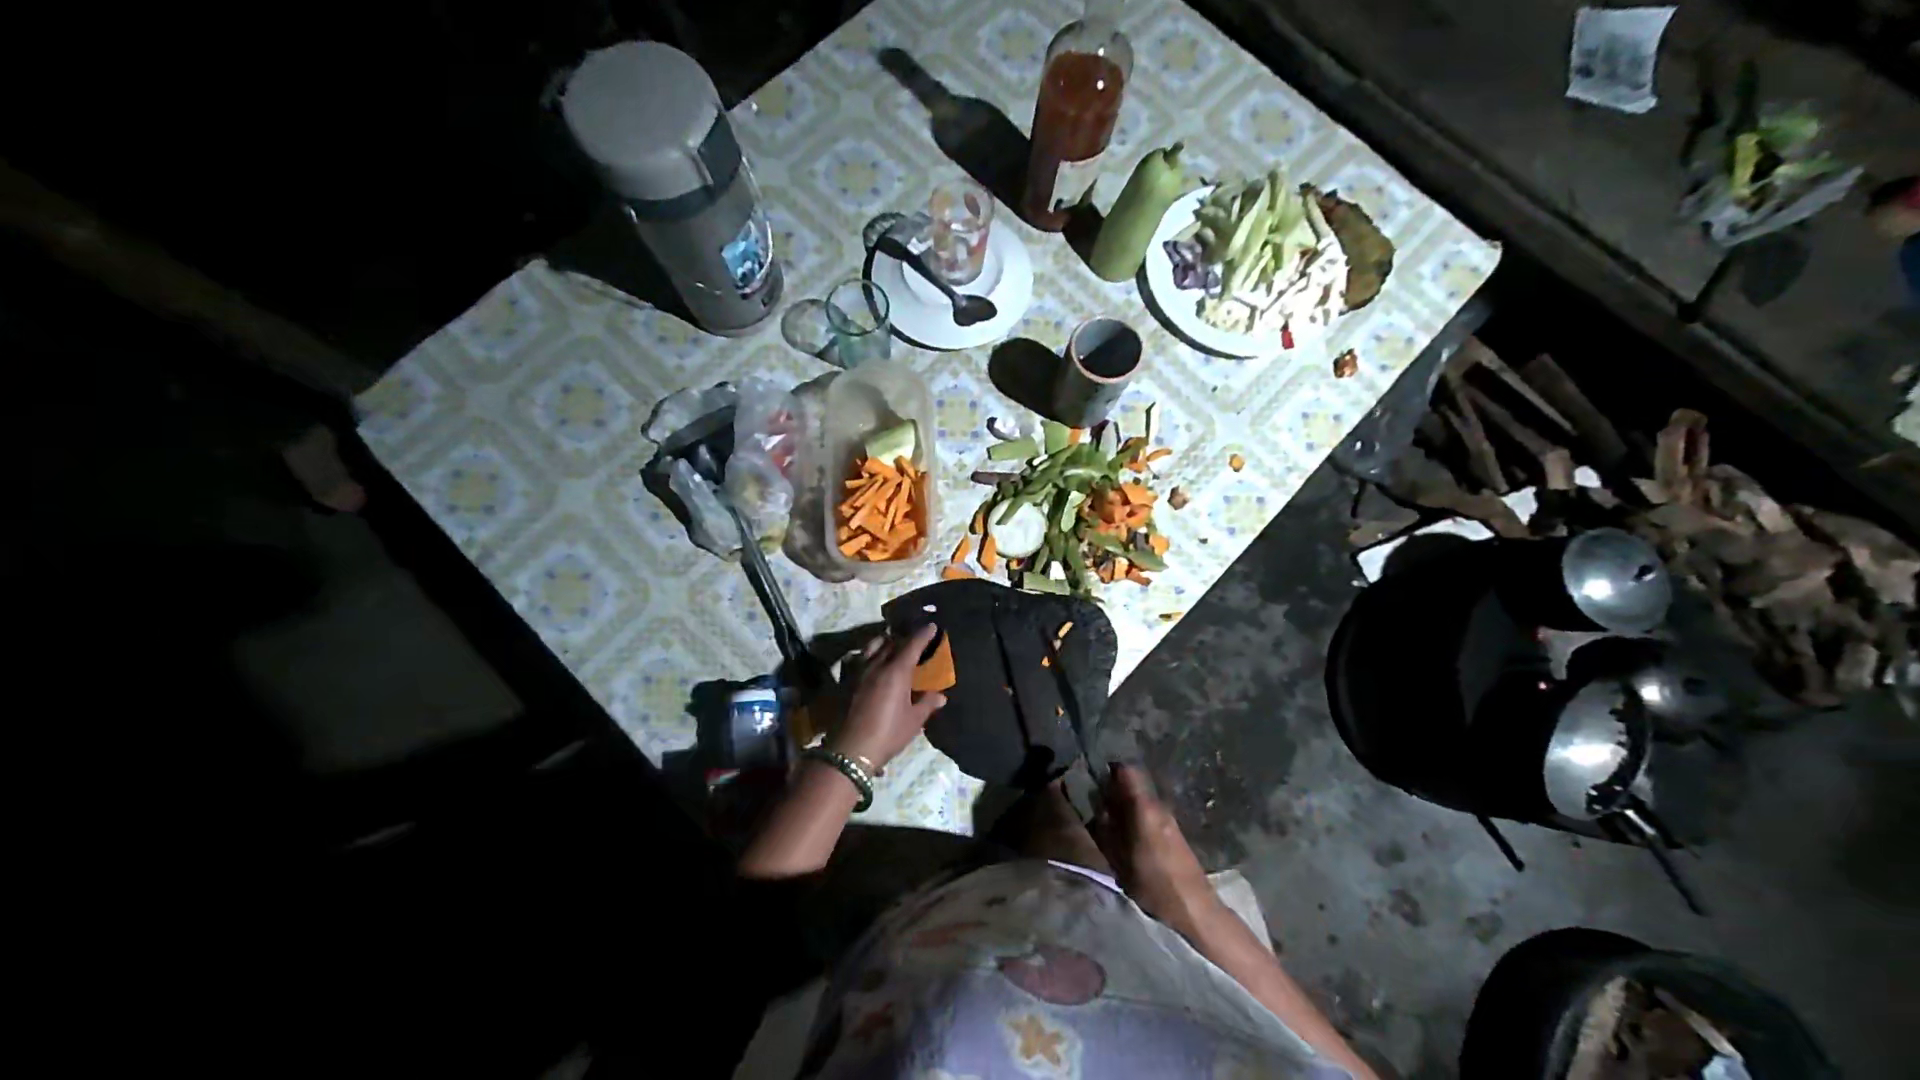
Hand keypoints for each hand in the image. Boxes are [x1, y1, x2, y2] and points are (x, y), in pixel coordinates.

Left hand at [829, 623, 947, 771]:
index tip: (932, 626)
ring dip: (884, 643)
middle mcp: (876, 665)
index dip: (923, 634)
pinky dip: (868, 656)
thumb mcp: (913, 721)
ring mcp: (859, 672)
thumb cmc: (888, 734)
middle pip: (891, 642)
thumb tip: (941, 696)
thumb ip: (927, 704)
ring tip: (892, 647)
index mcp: (896, 671)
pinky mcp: (847, 682)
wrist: (851, 750)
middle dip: (904, 638)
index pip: (912, 645)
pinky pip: (858, 660)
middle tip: (914, 641)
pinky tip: (871, 664)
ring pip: (872, 647)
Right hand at [1094, 763, 1221, 934]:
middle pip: (1131, 782)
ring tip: (1103, 813)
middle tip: (1091, 796)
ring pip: (1138, 797)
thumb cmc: (1154, 884)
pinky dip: (1132, 813)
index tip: (1090, 771)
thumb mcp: (1119, 860)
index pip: (1126, 769)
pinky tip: (1122, 830)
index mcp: (1144, 807)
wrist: (1194, 907)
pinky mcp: (1172, 829)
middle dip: (1111, 786)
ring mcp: (1167, 816)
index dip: (1107, 767)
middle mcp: (1157, 804)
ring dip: (1122, 801)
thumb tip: (1093, 807)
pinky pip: (1146, 810)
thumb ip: (1104, 830)